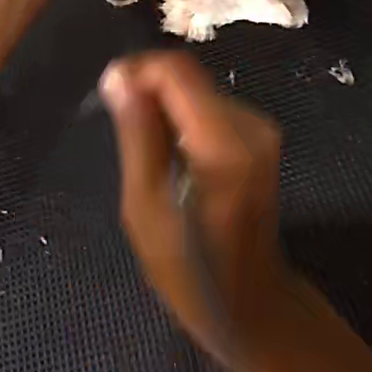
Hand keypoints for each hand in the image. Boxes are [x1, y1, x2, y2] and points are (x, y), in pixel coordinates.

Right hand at [101, 52, 295, 367]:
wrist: (252, 302)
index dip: (138, 69)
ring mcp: (261, 128)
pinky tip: (172, 152)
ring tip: (144, 145)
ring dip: (165, 103)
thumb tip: (118, 76)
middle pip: (189, 76)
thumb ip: (136, 134)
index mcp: (223, 144)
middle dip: (149, 87)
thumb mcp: (145, 206)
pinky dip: (184, 116)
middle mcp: (250, 125)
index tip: (109, 90)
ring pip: (198, 88)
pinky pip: (211, 105)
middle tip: (119, 120)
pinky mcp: (261, 133)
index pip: (177, 72)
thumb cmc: (189, 270)